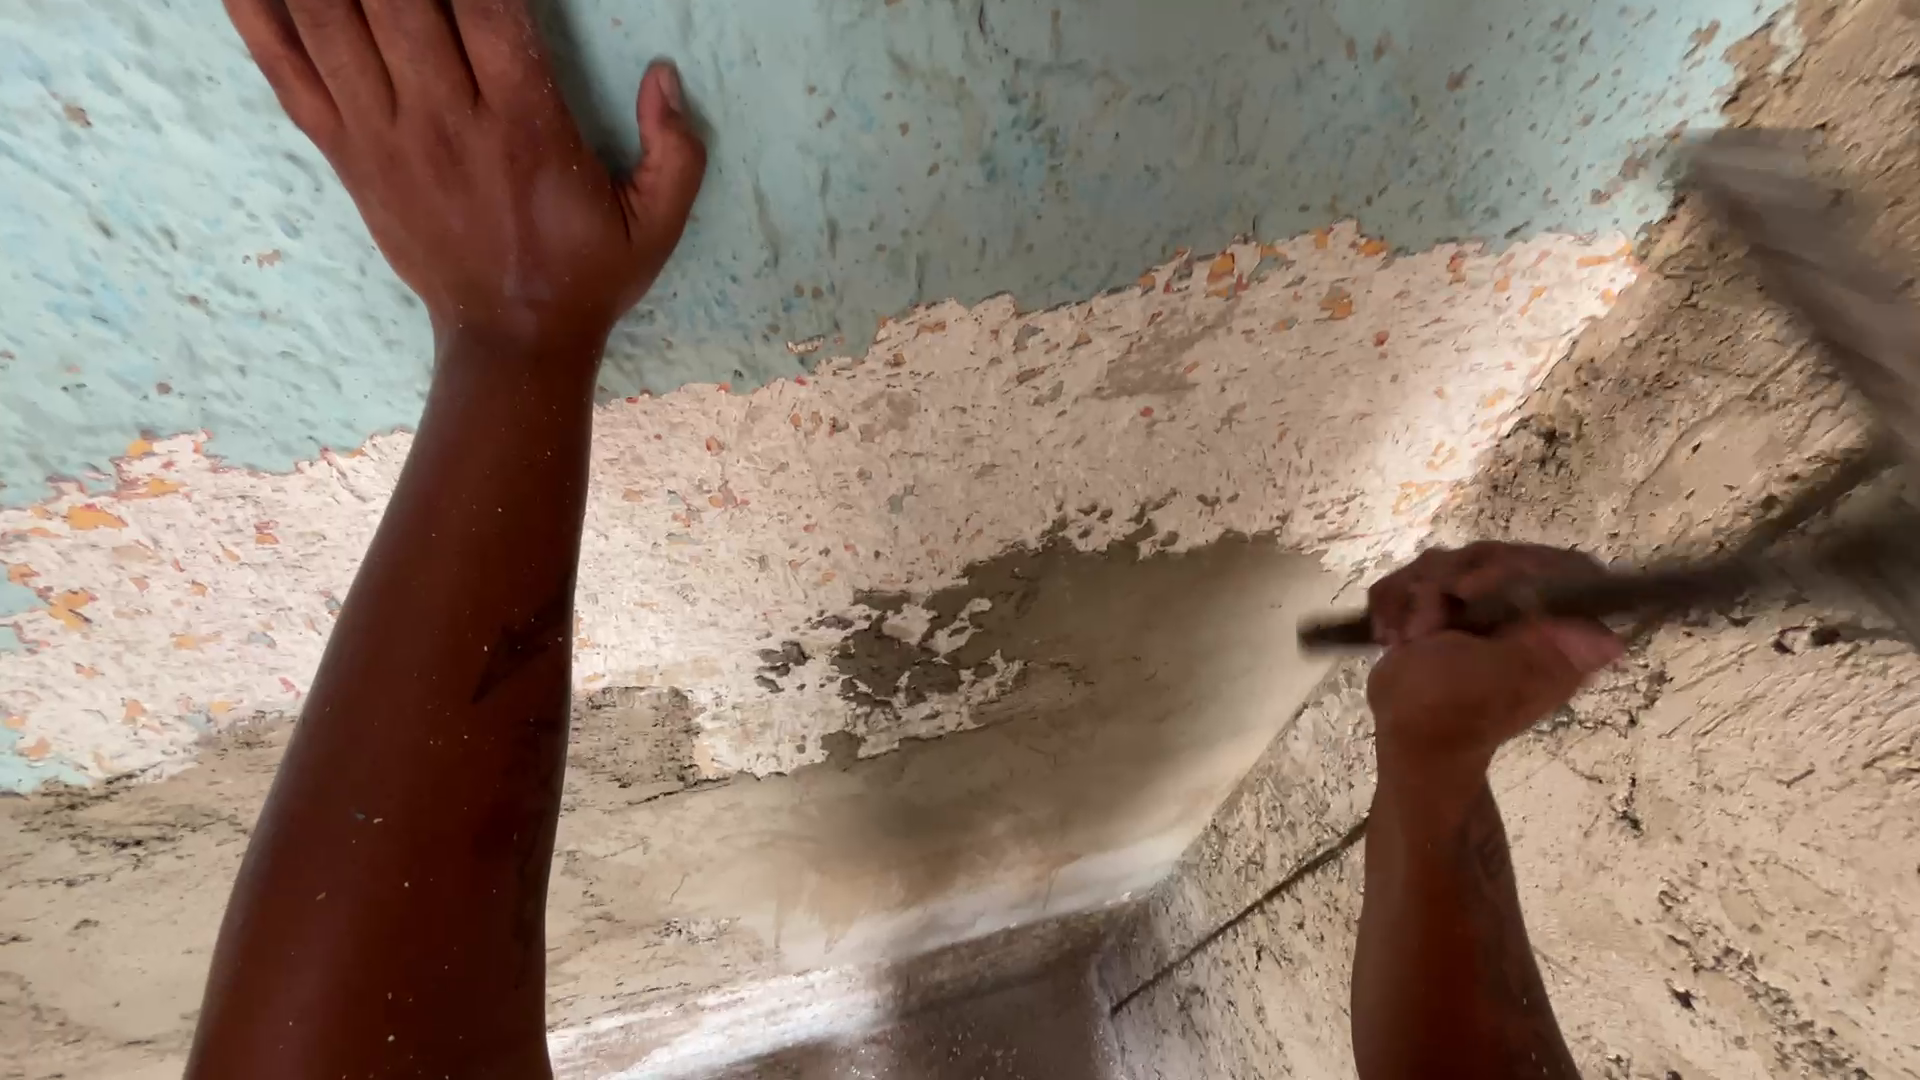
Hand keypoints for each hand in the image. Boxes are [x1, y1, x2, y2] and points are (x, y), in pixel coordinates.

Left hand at [225, 0, 706, 353]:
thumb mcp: (657, 228)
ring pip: (328, 7)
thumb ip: (676, 156)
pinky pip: (280, 59)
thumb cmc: (589, 277)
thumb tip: (664, 80)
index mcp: (527, 129)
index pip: (489, 3)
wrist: (515, 339)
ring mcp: (385, 133)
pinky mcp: (345, 152)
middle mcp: (447, 118)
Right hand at [1365, 542, 1622, 776]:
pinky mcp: (1439, 609)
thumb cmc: (1447, 711)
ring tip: (1407, 640)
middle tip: (1426, 626)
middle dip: (1441, 585)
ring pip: (1442, 562)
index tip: (1465, 589)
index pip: (1560, 568)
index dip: (1515, 566)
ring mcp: (1479, 609)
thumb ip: (1537, 648)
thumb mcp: (1494, 678)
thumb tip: (1608, 642)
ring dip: (1412, 600)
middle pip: (1490, 555)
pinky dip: (1391, 605)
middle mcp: (1523, 613)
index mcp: (1556, 631)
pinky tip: (1390, 636)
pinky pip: (1410, 578)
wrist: (1404, 735)